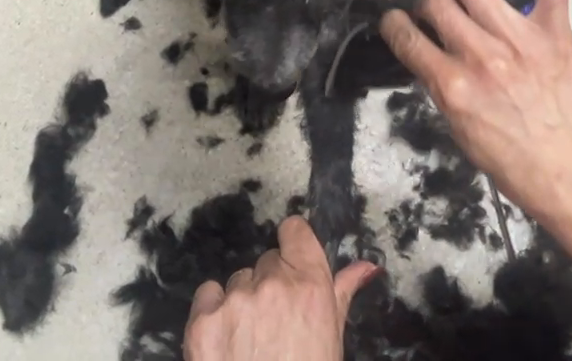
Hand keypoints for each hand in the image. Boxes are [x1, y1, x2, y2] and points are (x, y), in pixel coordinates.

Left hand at [183, 216, 376, 360]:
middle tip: (274, 323)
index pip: (294, 230)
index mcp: (310, 283)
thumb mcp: (332, 337)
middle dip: (270, 285)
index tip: (291, 266)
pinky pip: (208, 294)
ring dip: (242, 301)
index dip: (292, 246)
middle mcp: (273, 282)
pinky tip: (224, 341)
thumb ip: (344, 292)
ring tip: (249, 340)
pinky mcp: (203, 320)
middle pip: (267, 261)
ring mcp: (236, 300)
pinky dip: (213, 313)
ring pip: (238, 280)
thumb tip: (368, 265)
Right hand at [379, 0, 571, 317]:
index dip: (394, 25)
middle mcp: (483, 56)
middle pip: (438, 3)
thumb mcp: (460, 131)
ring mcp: (522, 39)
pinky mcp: (555, 31)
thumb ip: (441, 86)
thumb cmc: (514, 162)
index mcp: (454, 87)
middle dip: (427, 5)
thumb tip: (427, 53)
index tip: (394, 22)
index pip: (408, 38)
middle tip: (434, 14)